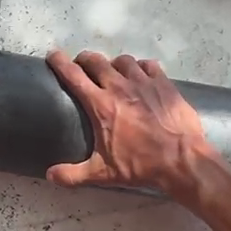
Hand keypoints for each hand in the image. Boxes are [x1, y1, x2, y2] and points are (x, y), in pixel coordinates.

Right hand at [44, 49, 219, 197]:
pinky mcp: (164, 84)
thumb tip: (50, 175)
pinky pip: (149, 66)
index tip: (53, 55)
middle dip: (85, 59)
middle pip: (96, 61)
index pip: (73, 76)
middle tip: (82, 65)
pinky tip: (142, 75)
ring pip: (123, 60)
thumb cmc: (140, 165)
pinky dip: (141, 67)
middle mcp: (120, 87)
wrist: (181, 159)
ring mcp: (144, 82)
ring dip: (114, 63)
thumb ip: (72, 174)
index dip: (60, 62)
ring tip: (113, 71)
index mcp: (101, 105)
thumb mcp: (102, 173)